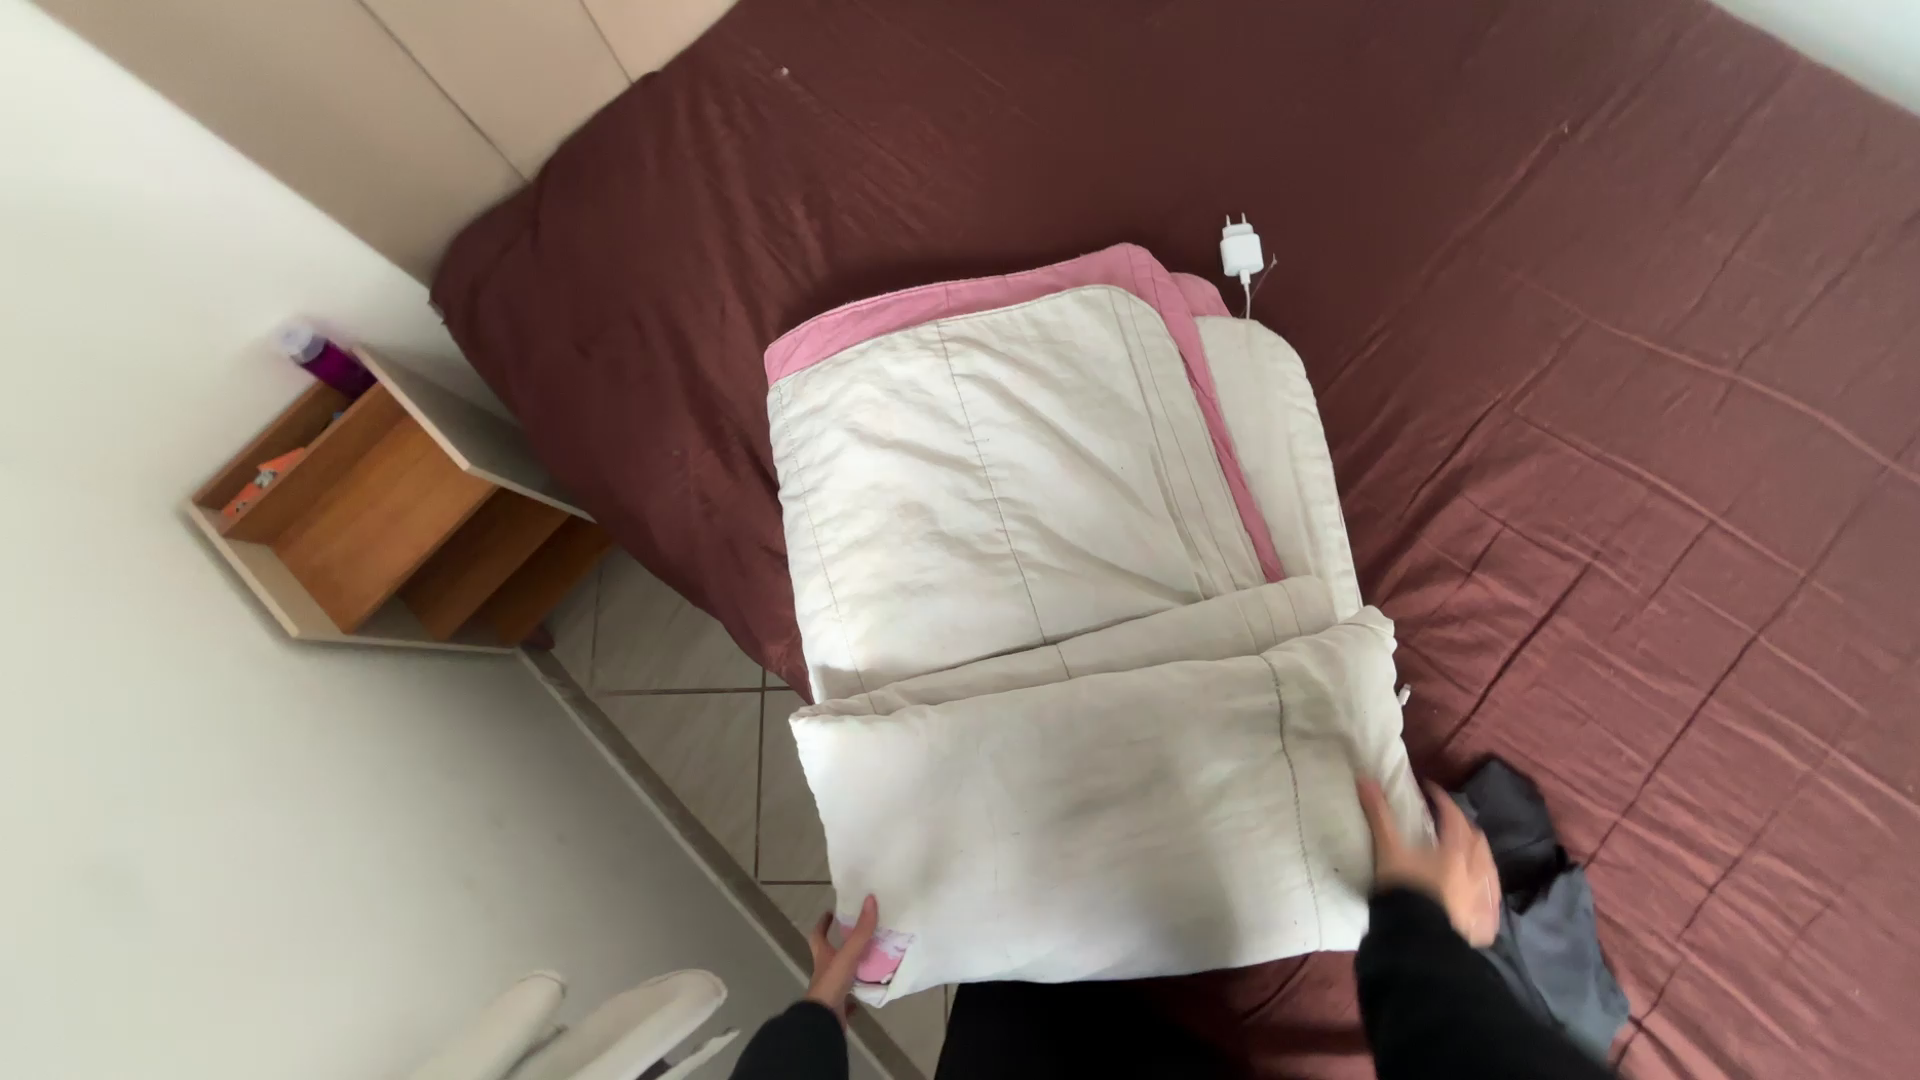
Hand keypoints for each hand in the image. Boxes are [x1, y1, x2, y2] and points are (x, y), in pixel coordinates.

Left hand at [805, 894, 877, 1025]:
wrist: (823, 1022)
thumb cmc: (831, 984)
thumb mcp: (848, 954)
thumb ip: (860, 931)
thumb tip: (870, 899)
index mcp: (822, 957)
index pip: (817, 936)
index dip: (822, 924)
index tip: (830, 913)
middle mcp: (824, 971)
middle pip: (828, 955)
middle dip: (839, 945)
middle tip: (857, 934)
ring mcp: (831, 990)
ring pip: (841, 975)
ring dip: (852, 968)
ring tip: (870, 958)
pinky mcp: (838, 1007)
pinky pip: (849, 998)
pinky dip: (857, 993)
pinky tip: (870, 989)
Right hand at [1357, 777, 1500, 946]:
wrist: (1419, 937)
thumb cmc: (1405, 887)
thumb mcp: (1388, 848)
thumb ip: (1378, 814)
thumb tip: (1365, 779)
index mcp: (1455, 851)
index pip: (1453, 816)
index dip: (1442, 800)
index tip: (1429, 789)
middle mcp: (1476, 871)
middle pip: (1477, 840)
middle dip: (1464, 826)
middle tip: (1448, 820)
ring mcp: (1483, 897)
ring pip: (1489, 869)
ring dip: (1478, 855)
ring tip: (1466, 852)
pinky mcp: (1484, 921)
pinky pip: (1491, 900)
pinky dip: (1485, 888)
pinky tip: (1477, 891)